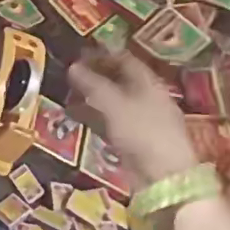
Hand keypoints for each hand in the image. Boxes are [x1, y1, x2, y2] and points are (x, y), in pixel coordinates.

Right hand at [69, 54, 200, 189]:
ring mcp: (138, 119)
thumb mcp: (115, 104)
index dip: (102, 54)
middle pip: (117, 79)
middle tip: (68, 73)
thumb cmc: (143, 132)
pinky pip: (107, 121)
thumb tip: (72, 66)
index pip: (124, 59)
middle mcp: (144, 97)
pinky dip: (91, 116)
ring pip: (110, 101)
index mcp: (148, 83)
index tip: (78, 53)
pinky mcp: (130, 139)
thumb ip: (93, 85)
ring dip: (89, 96)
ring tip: (65, 93)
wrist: (164, 177)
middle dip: (93, 75)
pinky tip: (73, 115)